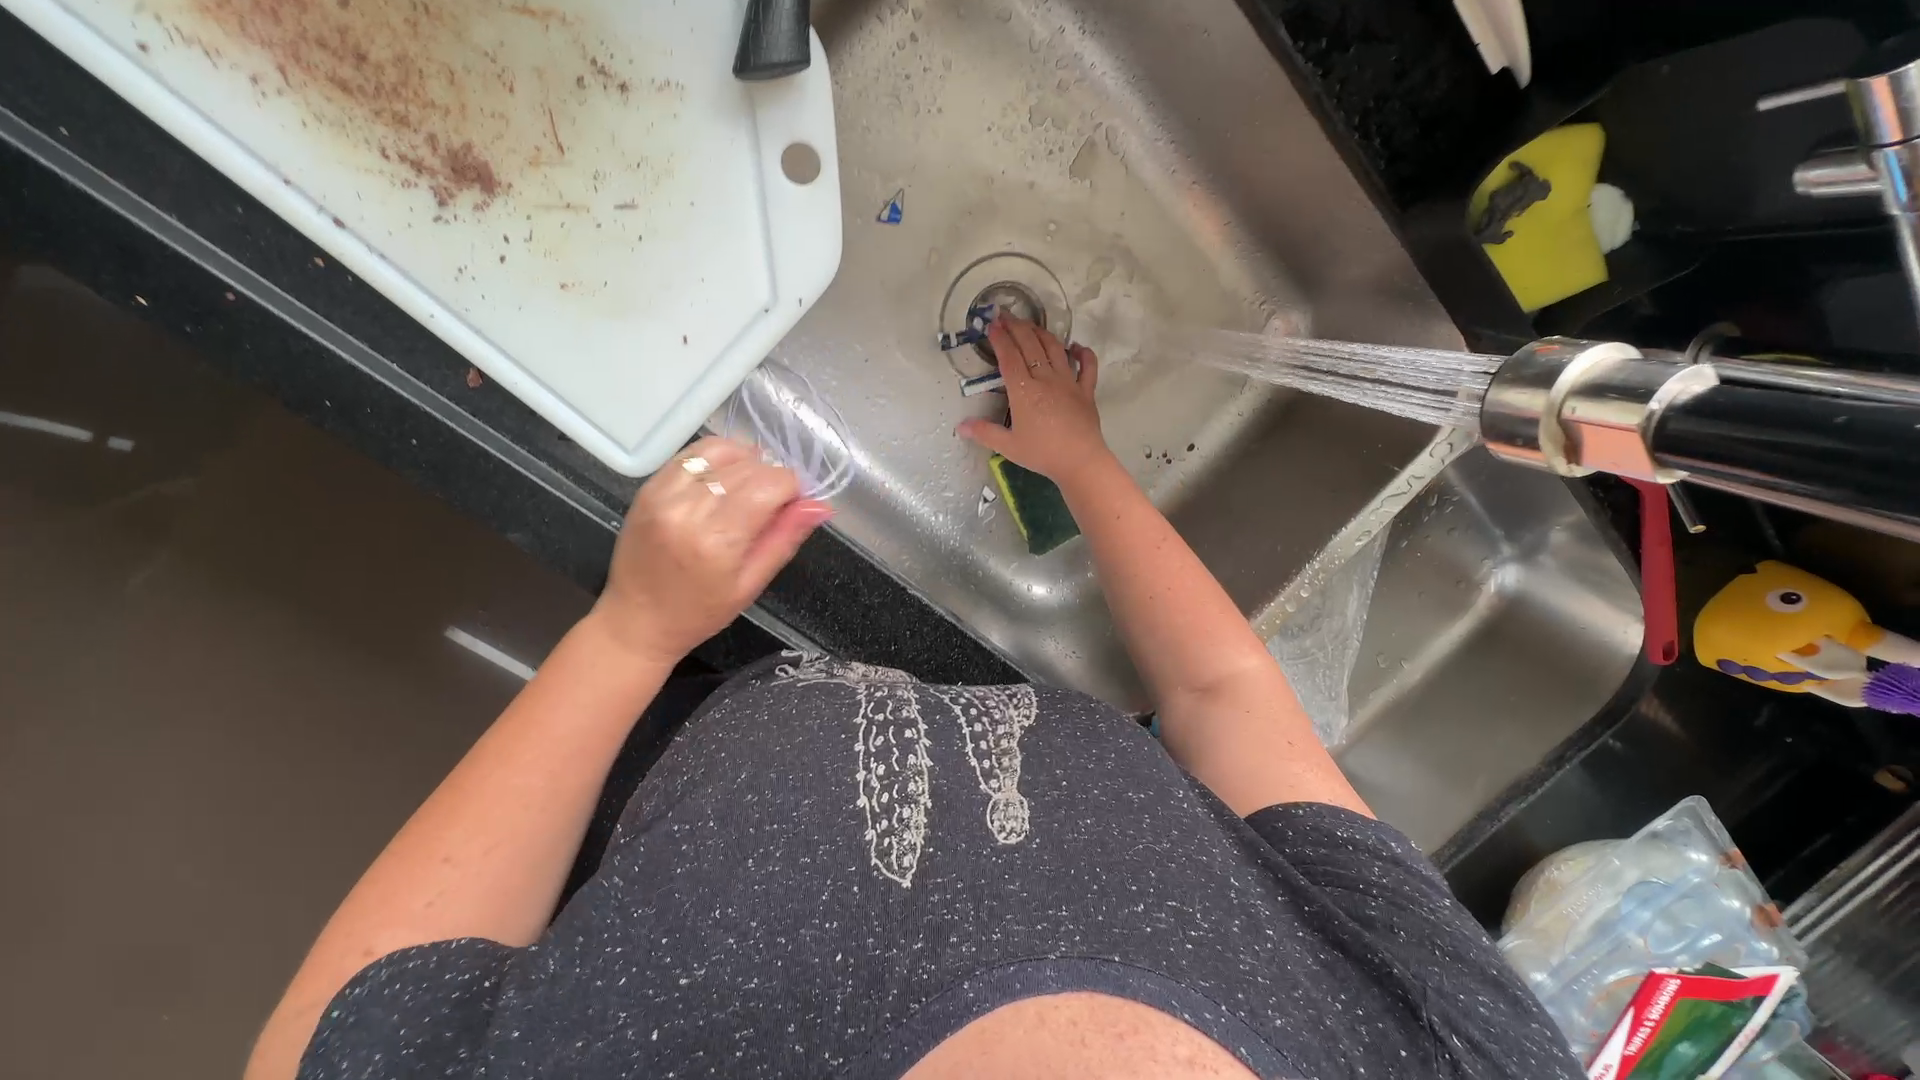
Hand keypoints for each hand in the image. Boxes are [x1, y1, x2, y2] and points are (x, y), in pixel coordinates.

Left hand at [590, 436, 831, 664]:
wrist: (636, 620)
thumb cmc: (700, 612)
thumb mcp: (752, 584)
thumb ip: (785, 538)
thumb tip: (821, 505)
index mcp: (718, 540)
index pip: (771, 483)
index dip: (792, 488)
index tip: (792, 506)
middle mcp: (688, 509)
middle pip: (750, 465)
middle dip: (771, 477)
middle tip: (772, 504)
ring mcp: (664, 494)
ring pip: (722, 451)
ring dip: (745, 463)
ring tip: (747, 488)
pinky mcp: (649, 488)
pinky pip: (692, 454)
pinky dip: (715, 459)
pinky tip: (722, 479)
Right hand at [955, 317, 1111, 487]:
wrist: (1080, 461)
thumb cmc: (1042, 454)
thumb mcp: (1008, 446)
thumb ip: (984, 433)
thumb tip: (960, 427)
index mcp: (1024, 391)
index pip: (1009, 357)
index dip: (1000, 339)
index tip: (992, 325)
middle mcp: (1045, 379)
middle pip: (1030, 345)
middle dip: (1017, 327)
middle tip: (1006, 316)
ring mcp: (1068, 382)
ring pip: (1055, 349)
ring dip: (1042, 333)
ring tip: (1032, 326)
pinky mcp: (1086, 391)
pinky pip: (1088, 366)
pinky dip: (1083, 354)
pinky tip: (1076, 347)